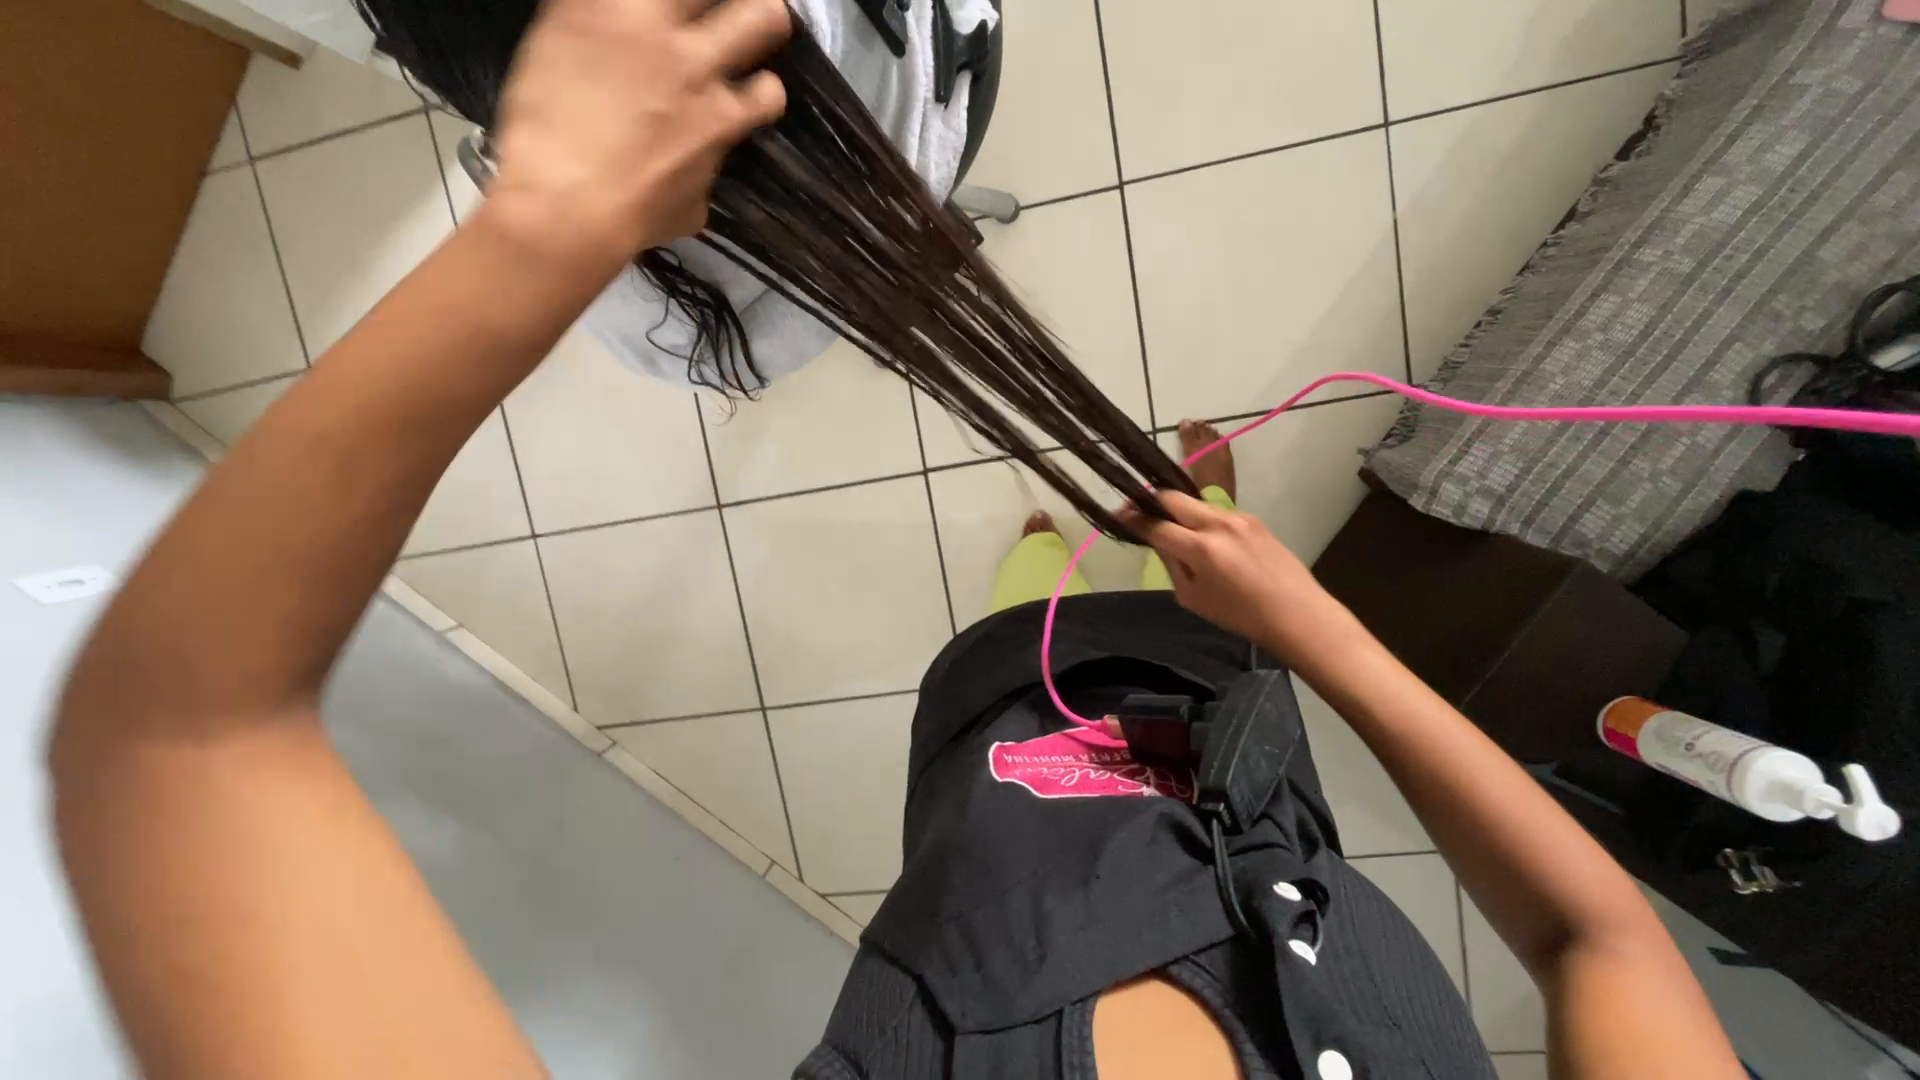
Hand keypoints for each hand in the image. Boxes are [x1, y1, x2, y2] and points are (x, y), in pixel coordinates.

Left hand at [482, 0, 790, 265]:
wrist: (563, 198)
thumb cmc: (632, 219)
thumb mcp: (688, 208)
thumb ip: (703, 171)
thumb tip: (701, 166)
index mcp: (721, 116)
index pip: (769, 90)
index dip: (766, 90)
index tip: (757, 90)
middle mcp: (692, 63)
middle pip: (757, 16)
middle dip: (765, 15)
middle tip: (755, 15)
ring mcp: (639, 29)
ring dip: (696, 2)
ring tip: (683, 11)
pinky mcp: (583, 9)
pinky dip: (618, 5)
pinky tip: (616, 14)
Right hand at [1124, 492, 1343, 654]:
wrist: (1295, 612)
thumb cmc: (1239, 615)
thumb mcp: (1192, 597)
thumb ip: (1172, 564)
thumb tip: (1161, 542)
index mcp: (1200, 548)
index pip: (1156, 525)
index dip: (1133, 519)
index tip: (1118, 514)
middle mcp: (1217, 524)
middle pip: (1173, 497)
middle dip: (1152, 501)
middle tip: (1139, 510)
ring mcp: (1238, 517)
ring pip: (1196, 503)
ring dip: (1179, 510)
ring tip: (1172, 526)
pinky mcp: (1253, 519)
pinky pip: (1217, 513)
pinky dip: (1202, 519)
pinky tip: (1204, 538)